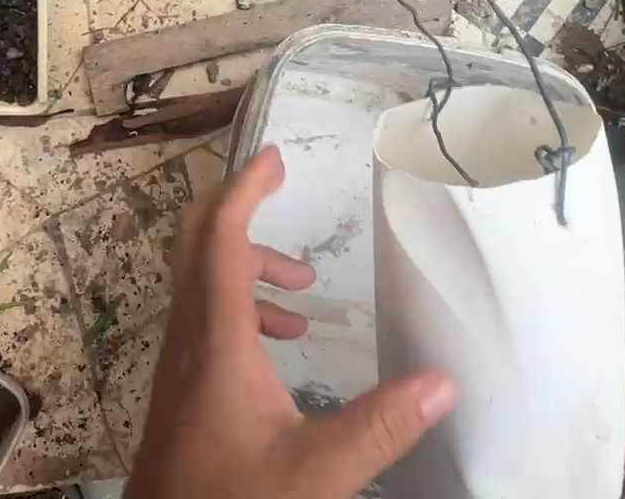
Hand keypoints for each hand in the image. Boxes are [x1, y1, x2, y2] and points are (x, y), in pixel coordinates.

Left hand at [125, 145, 457, 498]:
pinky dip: (242, 300)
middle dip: (238, 200)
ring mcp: (181, 350)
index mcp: (216, 333)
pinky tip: (282, 337)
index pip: (222, 233)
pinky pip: (208, 309)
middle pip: (198, 235)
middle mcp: (190, 328)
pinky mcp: (183, 374)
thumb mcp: (316, 471)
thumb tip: (442, 381)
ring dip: (250, 260)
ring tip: (303, 284)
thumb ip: (381, 425)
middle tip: (280, 186)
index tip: (275, 156)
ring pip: (204, 272)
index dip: (246, 187)